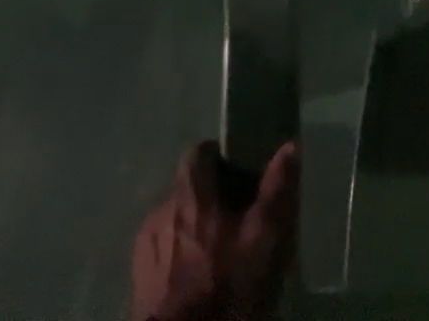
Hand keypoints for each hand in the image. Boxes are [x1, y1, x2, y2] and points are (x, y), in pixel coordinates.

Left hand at [131, 141, 298, 320]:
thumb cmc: (225, 282)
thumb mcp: (264, 235)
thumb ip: (276, 188)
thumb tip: (290, 146)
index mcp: (190, 196)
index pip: (197, 153)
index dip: (219, 154)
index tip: (241, 168)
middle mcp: (161, 211)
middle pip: (189, 187)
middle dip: (213, 193)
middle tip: (241, 213)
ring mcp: (145, 244)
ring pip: (176, 217)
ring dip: (197, 222)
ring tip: (221, 245)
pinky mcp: (138, 273)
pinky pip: (165, 244)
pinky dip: (182, 247)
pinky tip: (201, 270)